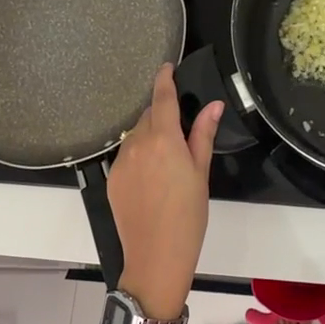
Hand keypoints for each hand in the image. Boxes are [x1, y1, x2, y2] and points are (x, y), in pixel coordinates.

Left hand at [108, 65, 223, 319]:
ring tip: (167, 158)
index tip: (167, 67)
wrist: (156, 256)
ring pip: (135, 136)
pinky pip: (126, 156)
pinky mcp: (111, 179)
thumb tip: (213, 105)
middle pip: (148, 116)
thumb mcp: (201, 173)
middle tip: (179, 127)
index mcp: (164, 139)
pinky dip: (138, 155)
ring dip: (149, 135)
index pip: (162, 98)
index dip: (164, 79)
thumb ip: (203, 135)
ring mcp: (120, 162)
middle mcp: (137, 144)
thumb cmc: (188, 216)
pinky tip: (152, 177)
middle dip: (161, 114)